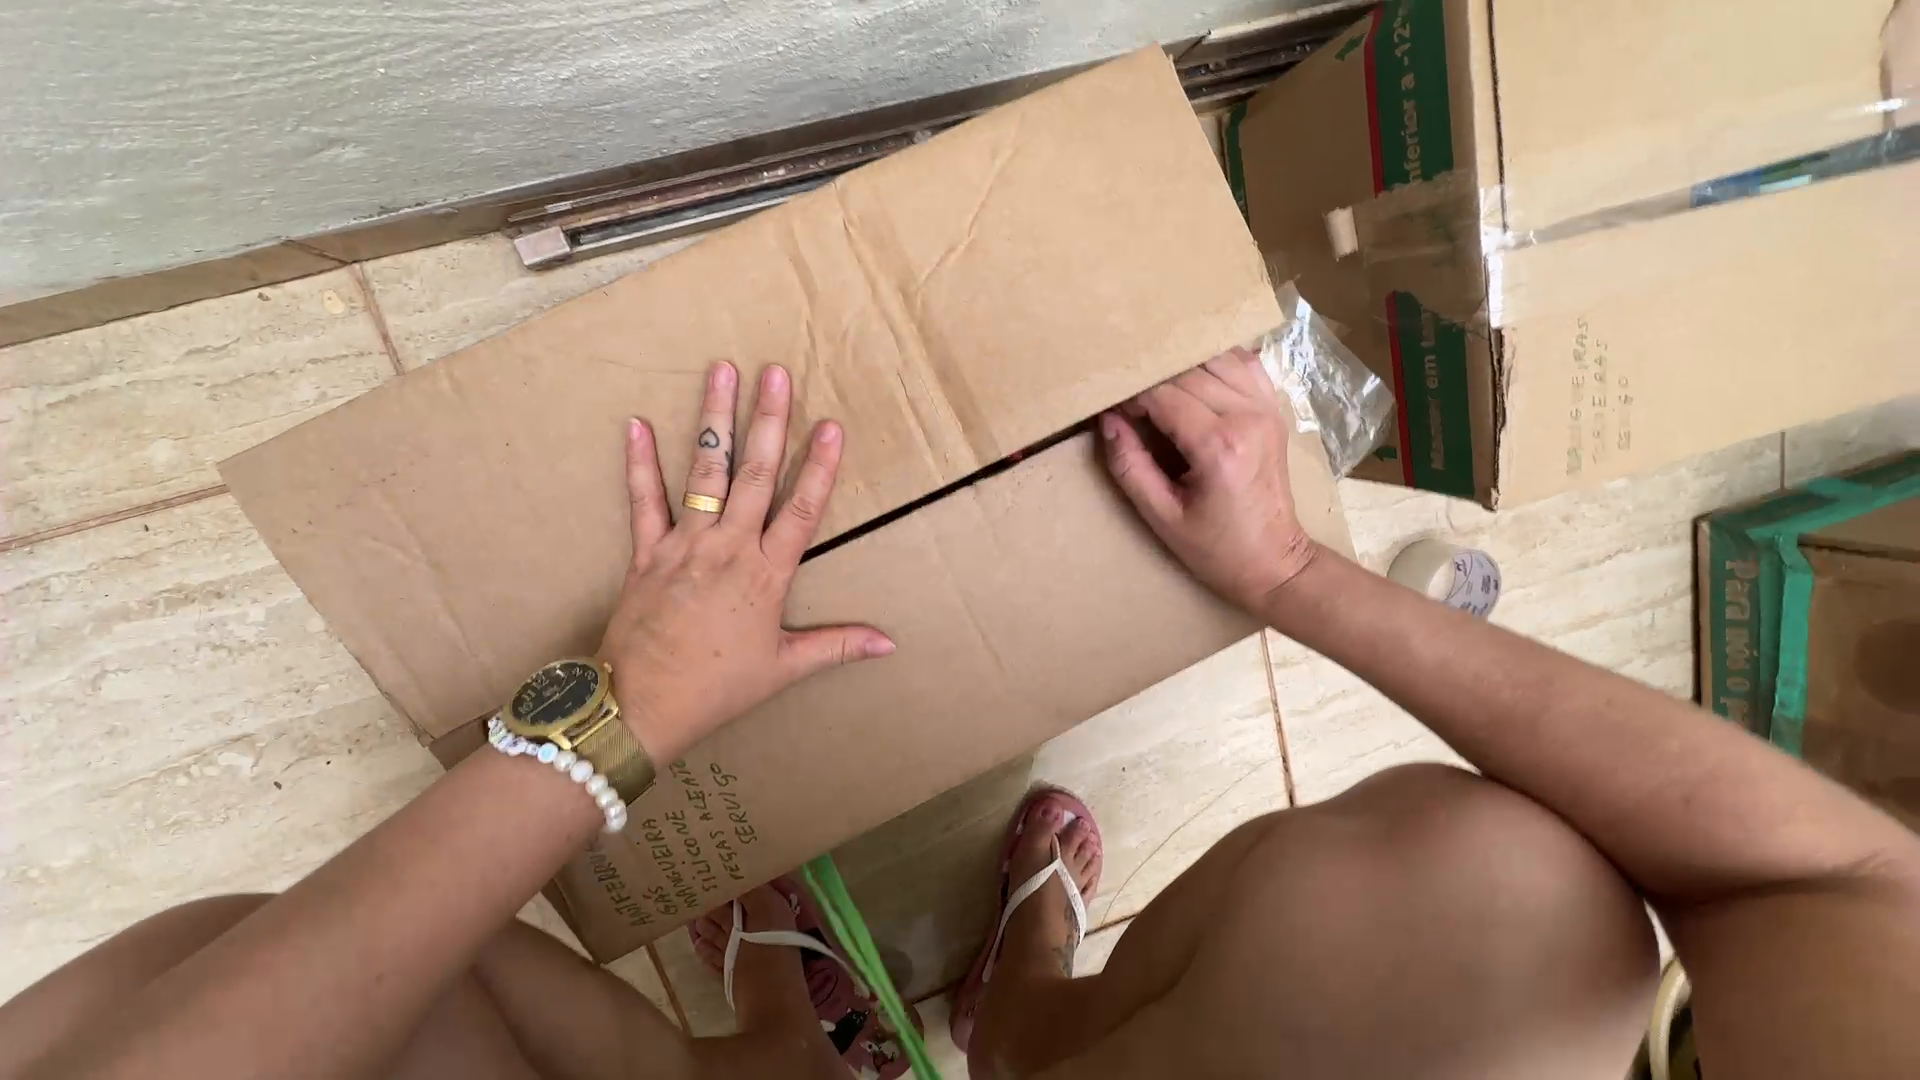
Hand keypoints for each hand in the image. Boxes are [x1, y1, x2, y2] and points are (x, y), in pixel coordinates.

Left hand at [599, 361, 893, 763]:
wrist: (642, 707)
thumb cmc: (718, 688)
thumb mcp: (785, 667)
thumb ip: (839, 644)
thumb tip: (890, 643)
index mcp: (766, 574)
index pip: (802, 509)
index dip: (820, 466)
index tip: (831, 424)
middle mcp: (728, 548)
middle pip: (754, 474)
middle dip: (768, 420)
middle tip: (775, 372)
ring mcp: (685, 546)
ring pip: (704, 472)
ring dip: (714, 420)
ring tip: (721, 371)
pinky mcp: (647, 553)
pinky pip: (643, 501)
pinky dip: (640, 464)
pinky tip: (637, 424)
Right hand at [1099, 347, 1317, 611]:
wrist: (1274, 561)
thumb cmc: (1215, 548)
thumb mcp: (1160, 515)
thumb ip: (1129, 465)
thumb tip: (1107, 420)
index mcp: (1219, 446)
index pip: (1163, 395)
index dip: (1130, 399)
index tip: (1113, 413)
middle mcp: (1248, 417)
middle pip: (1186, 371)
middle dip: (1151, 382)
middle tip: (1130, 406)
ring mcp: (1267, 408)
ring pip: (1214, 358)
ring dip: (1180, 370)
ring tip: (1159, 395)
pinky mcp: (1274, 409)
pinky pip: (1243, 364)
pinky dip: (1213, 364)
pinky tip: (1194, 382)